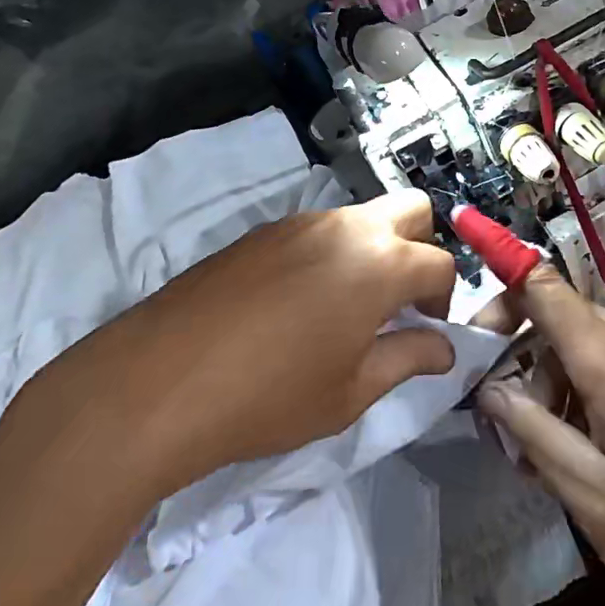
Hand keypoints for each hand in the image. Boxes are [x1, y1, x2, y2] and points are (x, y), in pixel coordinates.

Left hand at [73, 187, 459, 490]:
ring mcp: (299, 223)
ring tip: (344, 309)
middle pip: (410, 209)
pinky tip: (297, 304)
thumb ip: (407, 360)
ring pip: (359, 217)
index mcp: (379, 262)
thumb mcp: (351, 391)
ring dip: (372, 251)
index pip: (438, 263)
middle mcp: (345, 227)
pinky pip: (316, 230)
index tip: (427, 329)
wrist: (160, 381)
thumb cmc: (270, 396)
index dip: (444, 297)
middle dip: (421, 248)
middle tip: (400, 301)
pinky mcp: (261, 232)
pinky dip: (330, 255)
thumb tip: (443, 349)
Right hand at [475, 265, 604, 601]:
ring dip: (542, 383)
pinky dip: (571, 387)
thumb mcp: (599, 497)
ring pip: (565, 339)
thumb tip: (491, 392)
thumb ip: (536, 437)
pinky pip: (594, 354)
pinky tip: (578, 443)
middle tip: (506, 429)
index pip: (538, 284)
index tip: (460, 294)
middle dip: (512, 362)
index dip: (495, 265)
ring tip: (544, 452)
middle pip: (543, 316)